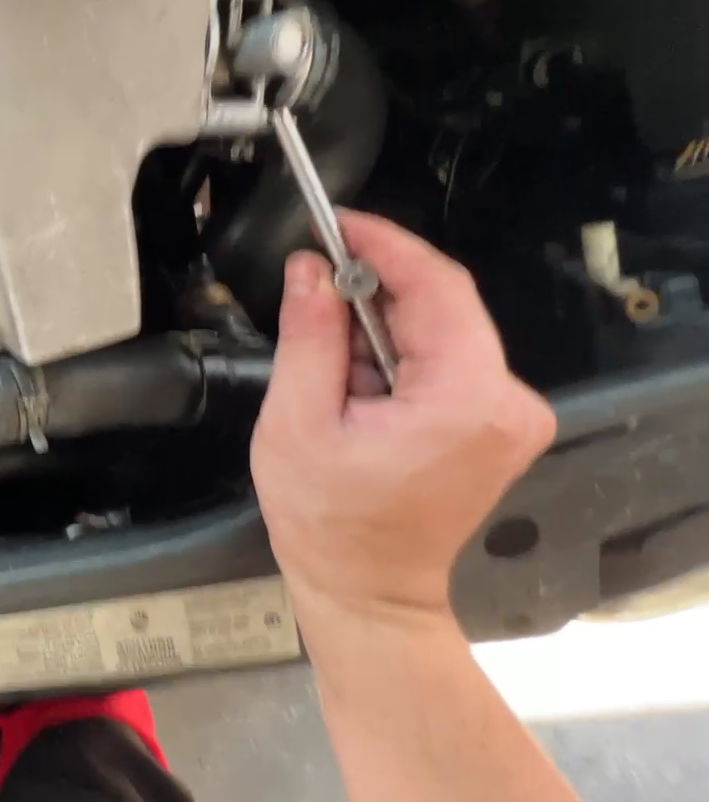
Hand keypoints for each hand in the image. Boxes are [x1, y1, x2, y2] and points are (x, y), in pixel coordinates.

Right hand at [251, 212, 555, 626]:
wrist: (364, 579)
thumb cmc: (325, 513)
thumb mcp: (296, 418)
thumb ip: (309, 335)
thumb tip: (309, 269)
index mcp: (464, 399)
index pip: (438, 288)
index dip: (384, 245)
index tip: (334, 221)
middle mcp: (505, 400)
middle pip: (439, 307)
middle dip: (368, 292)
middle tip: (306, 295)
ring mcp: (505, 412)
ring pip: (435, 330)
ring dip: (372, 330)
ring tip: (323, 377)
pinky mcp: (490, 419)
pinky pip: (439, 357)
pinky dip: (388, 354)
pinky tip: (350, 387)